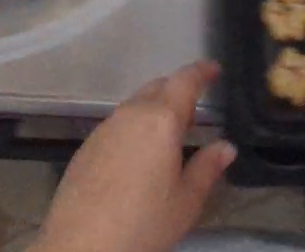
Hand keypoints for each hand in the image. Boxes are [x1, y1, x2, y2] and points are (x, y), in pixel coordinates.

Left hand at [34, 60, 235, 251]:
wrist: (78, 247)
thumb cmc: (142, 223)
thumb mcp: (186, 202)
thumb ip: (208, 168)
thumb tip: (227, 146)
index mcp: (162, 119)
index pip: (185, 80)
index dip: (202, 71)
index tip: (215, 69)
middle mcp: (132, 113)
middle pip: (159, 87)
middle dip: (179, 91)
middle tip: (194, 115)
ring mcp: (106, 127)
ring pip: (137, 104)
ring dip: (155, 109)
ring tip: (167, 139)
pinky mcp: (87, 145)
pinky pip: (119, 123)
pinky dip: (135, 127)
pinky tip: (137, 158)